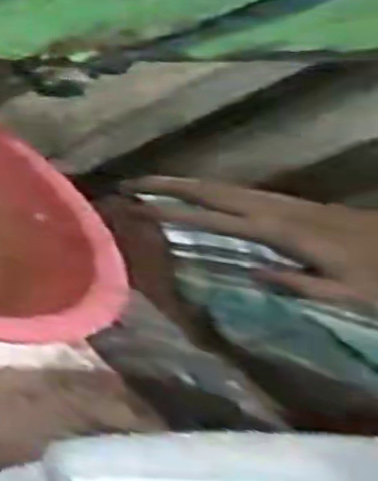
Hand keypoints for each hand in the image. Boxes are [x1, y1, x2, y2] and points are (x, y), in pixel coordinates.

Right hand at [126, 176, 377, 310]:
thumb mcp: (358, 296)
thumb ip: (302, 286)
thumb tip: (246, 272)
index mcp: (280, 232)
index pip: (209, 219)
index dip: (166, 212)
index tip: (128, 207)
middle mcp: (277, 211)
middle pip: (211, 192)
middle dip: (166, 186)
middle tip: (125, 184)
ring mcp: (290, 205)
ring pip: (225, 187)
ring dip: (185, 184)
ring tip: (152, 183)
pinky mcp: (302, 207)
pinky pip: (243, 192)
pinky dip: (211, 189)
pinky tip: (205, 193)